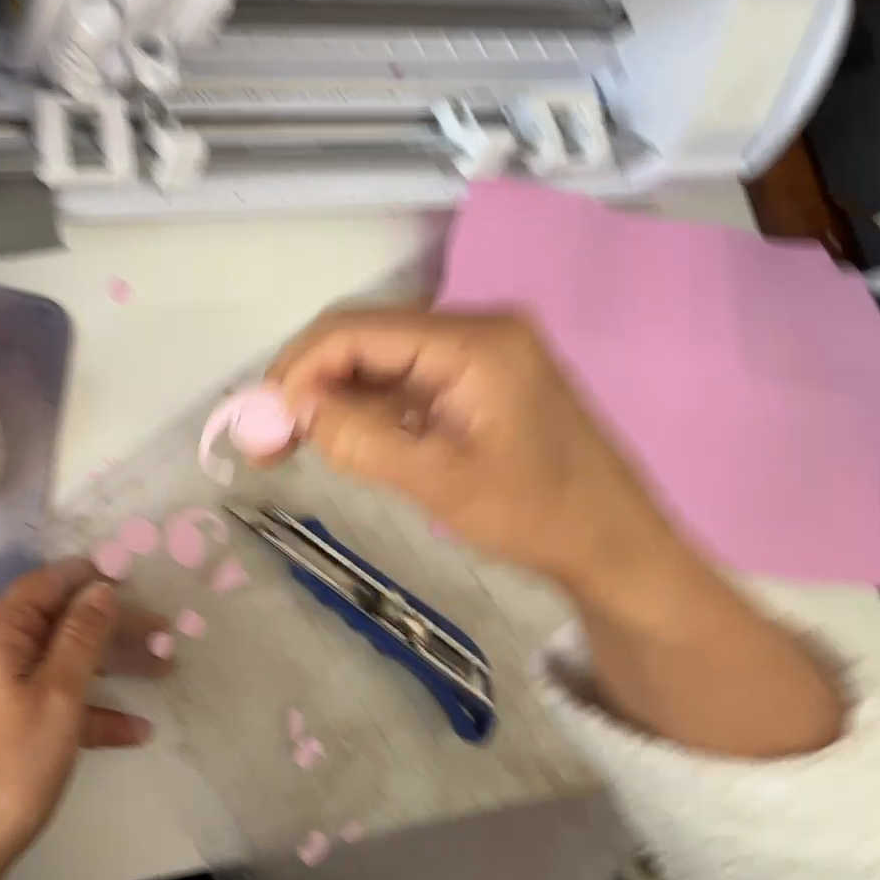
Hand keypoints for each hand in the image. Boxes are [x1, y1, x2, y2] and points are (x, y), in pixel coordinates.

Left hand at [0, 559, 169, 879]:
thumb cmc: (13, 762)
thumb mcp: (58, 694)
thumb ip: (82, 636)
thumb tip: (101, 588)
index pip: (47, 583)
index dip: (91, 577)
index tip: (135, 576)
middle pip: (57, 621)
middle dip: (111, 626)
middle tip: (163, 632)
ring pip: (59, 659)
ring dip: (108, 665)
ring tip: (162, 668)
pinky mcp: (2, 715)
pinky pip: (49, 696)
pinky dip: (87, 707)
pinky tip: (133, 729)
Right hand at [261, 308, 678, 590]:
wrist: (618, 550)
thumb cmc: (539, 516)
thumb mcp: (438, 481)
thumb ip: (357, 438)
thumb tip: (288, 409)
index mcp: (473, 341)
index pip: (355, 330)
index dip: (297, 368)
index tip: (262, 418)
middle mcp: (469, 329)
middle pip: (356, 337)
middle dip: (302, 383)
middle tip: (264, 435)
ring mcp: (468, 352)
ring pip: (367, 358)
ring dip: (321, 396)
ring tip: (282, 443)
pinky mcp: (464, 378)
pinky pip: (389, 378)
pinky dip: (351, 405)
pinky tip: (328, 436)